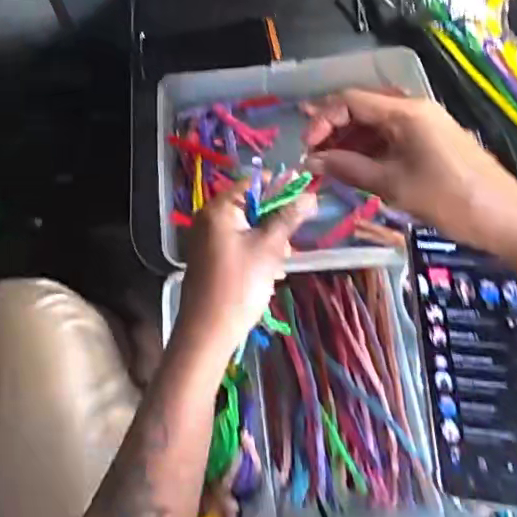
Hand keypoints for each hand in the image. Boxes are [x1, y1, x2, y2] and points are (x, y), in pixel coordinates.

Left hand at [175, 173, 316, 360]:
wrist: (207, 332)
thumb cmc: (239, 285)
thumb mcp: (269, 249)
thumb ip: (288, 218)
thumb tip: (310, 195)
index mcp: (219, 208)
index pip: (252, 183)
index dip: (279, 187)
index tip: (303, 195)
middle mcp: (208, 217)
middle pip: (249, 205)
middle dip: (274, 220)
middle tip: (292, 240)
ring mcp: (205, 238)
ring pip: (245, 227)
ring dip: (267, 240)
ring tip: (282, 261)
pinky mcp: (208, 257)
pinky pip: (236, 243)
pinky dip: (254, 251)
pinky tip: (269, 272)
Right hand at [303, 89, 516, 262]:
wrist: (512, 222)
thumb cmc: (451, 200)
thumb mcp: (394, 186)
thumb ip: (349, 168)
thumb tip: (313, 160)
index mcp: (405, 111)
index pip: (350, 100)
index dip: (322, 119)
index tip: (306, 146)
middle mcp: (414, 109)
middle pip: (362, 108)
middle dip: (333, 129)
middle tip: (312, 154)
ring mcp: (426, 124)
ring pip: (376, 123)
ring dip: (350, 141)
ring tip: (329, 165)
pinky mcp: (433, 141)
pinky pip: (392, 136)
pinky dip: (370, 150)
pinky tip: (357, 169)